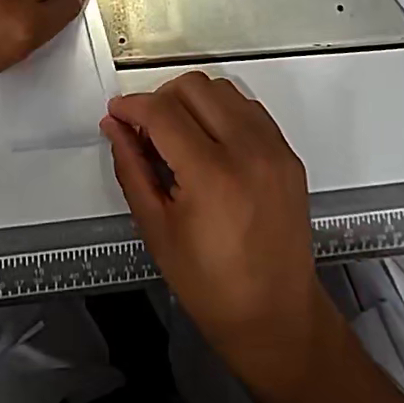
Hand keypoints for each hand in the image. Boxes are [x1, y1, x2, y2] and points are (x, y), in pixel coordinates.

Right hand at [101, 71, 326, 358]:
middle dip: (160, 98)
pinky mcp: (288, 153)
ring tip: (178, 134)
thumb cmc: (213, 286)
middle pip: (192, 87)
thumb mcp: (155, 228)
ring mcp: (273, 149)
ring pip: (221, 88)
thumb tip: (115, 127)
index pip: (162, 112)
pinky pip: (247, 107)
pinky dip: (222, 110)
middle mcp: (248, 152)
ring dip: (192, 100)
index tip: (118, 112)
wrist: (275, 316)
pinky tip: (209, 139)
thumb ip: (131, 167)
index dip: (132, 106)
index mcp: (212, 176)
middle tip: (146, 127)